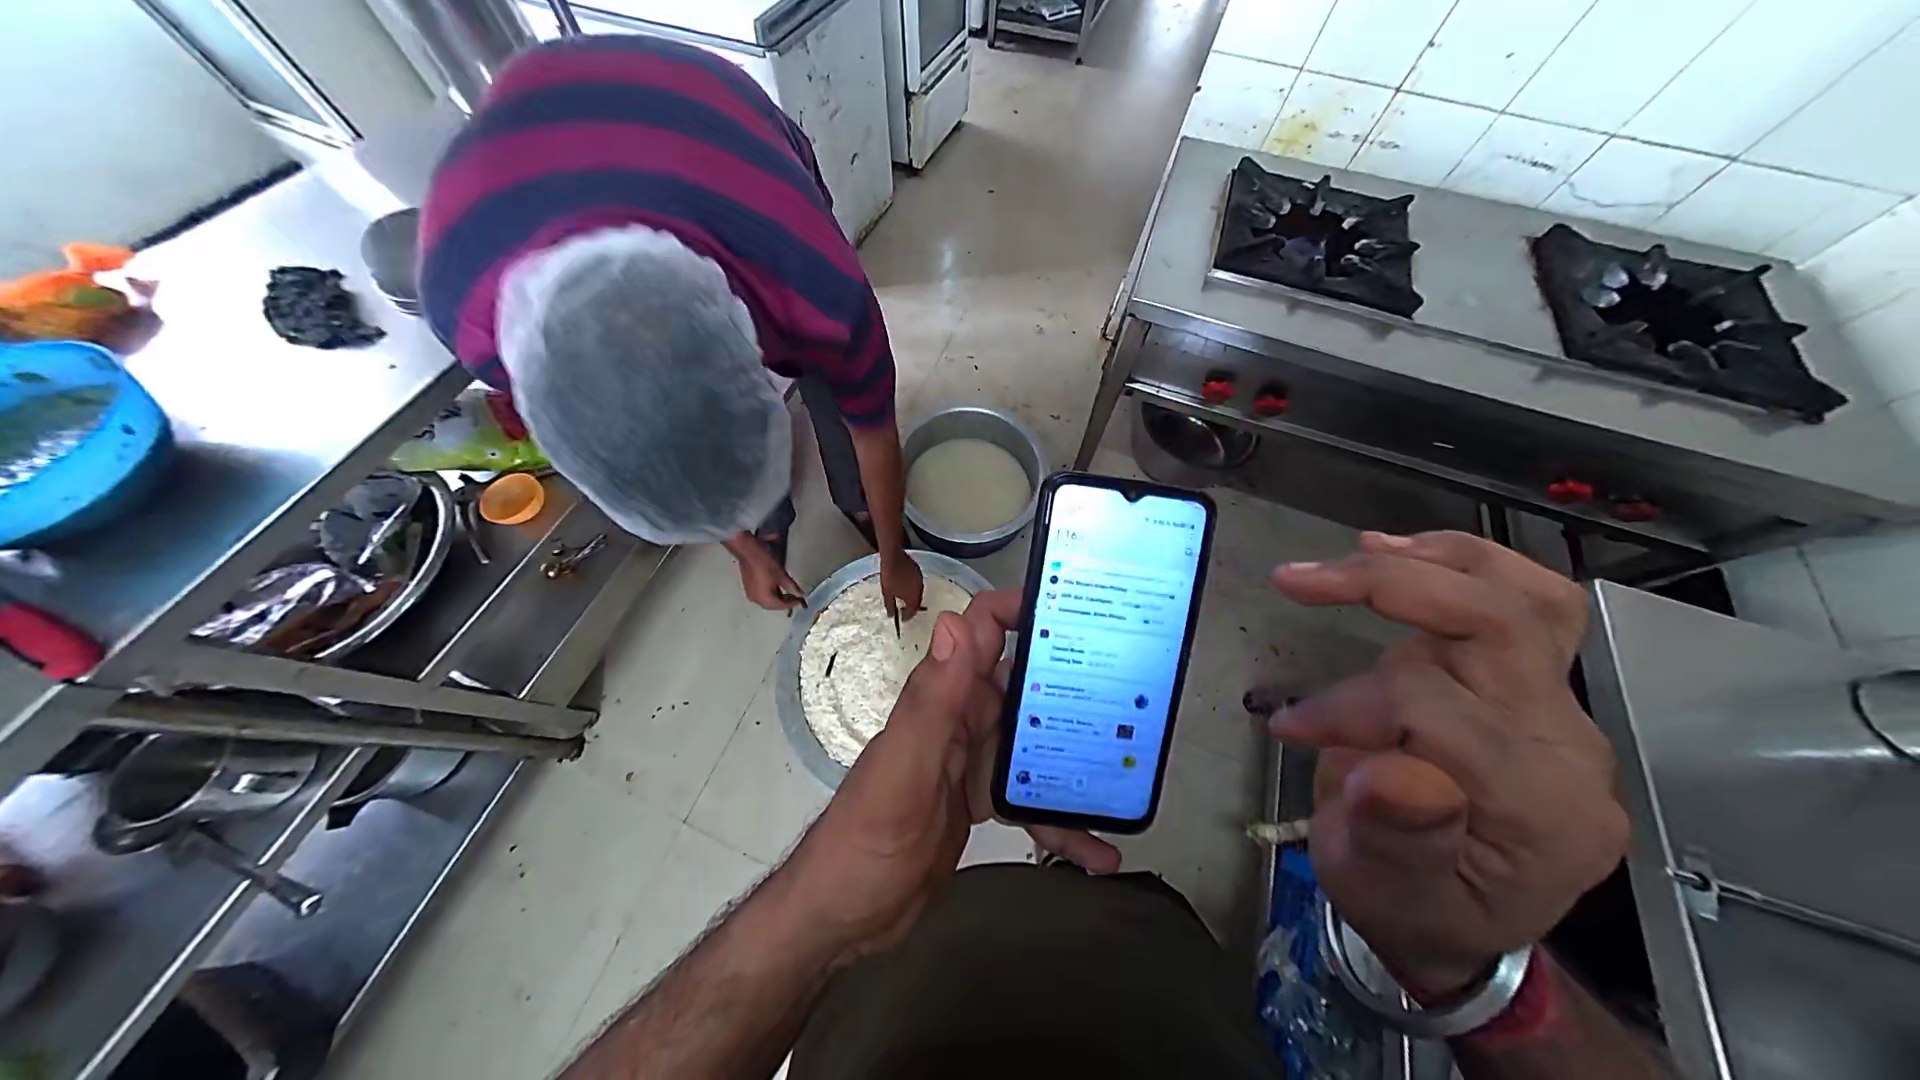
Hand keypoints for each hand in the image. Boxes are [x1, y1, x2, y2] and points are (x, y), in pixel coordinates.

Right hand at [731, 536, 805, 610]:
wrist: (748, 552)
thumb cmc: (766, 563)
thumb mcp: (781, 575)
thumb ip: (791, 587)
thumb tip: (801, 595)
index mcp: (765, 599)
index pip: (781, 606)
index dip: (792, 603)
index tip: (801, 601)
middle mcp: (756, 600)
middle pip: (773, 606)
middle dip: (785, 602)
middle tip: (795, 597)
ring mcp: (750, 595)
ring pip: (767, 601)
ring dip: (777, 599)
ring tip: (788, 593)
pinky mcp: (748, 588)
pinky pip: (761, 596)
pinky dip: (770, 595)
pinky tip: (776, 588)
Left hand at [782, 589, 1117, 961]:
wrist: (842, 915)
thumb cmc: (864, 841)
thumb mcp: (903, 769)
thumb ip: (931, 700)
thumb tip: (956, 623)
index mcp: (942, 699)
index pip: (982, 631)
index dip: (1023, 609)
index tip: (1079, 609)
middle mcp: (960, 719)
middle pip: (1023, 685)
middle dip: (1073, 683)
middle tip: (1131, 695)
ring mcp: (971, 760)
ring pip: (1034, 741)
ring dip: (1077, 755)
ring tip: (1127, 774)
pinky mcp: (981, 800)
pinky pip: (1029, 798)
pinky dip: (1059, 818)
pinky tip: (1096, 846)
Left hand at [879, 549, 924, 621]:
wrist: (893, 556)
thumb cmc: (889, 576)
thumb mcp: (887, 593)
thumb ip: (890, 606)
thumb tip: (891, 616)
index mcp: (912, 597)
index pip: (912, 612)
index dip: (907, 617)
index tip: (902, 619)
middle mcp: (919, 590)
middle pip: (917, 603)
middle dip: (911, 608)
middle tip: (905, 611)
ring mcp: (920, 580)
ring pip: (918, 593)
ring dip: (912, 598)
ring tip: (905, 600)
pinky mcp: (918, 572)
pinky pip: (917, 584)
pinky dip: (913, 588)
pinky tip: (906, 587)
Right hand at [1266, 531, 1626, 996]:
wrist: (1464, 921)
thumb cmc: (1416, 910)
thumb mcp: (1390, 892)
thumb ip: (1400, 838)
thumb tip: (1390, 772)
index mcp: (1534, 805)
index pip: (1430, 707)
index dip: (1345, 705)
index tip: (1287, 728)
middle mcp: (1564, 746)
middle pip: (1496, 624)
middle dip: (1388, 587)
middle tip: (1297, 580)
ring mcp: (1557, 713)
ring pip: (1525, 599)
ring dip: (1431, 562)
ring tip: (1356, 552)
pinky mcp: (1533, 691)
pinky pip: (1522, 606)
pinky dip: (1459, 568)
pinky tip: (1402, 555)